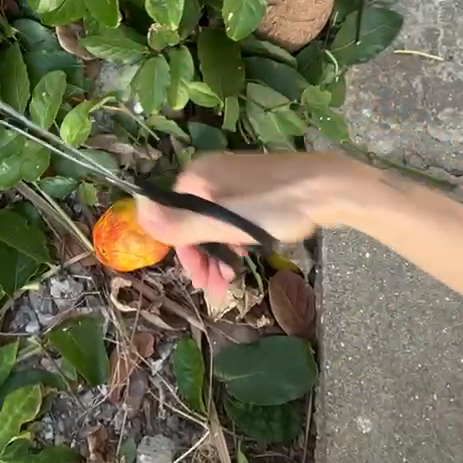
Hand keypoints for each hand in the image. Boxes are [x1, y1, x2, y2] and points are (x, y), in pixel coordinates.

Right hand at [134, 152, 361, 294]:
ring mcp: (230, 177)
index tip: (203, 283)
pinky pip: (232, 214)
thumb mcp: (223, 222)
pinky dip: (235, 237)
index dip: (186, 254)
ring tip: (234, 279)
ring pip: (214, 221)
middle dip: (204, 258)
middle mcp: (207, 172)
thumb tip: (136, 210)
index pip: (173, 219)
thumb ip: (179, 222)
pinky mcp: (252, 184)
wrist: (326, 186)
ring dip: (219, 253)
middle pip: (193, 220)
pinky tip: (247, 253)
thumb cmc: (272, 206)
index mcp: (195, 177)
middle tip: (220, 290)